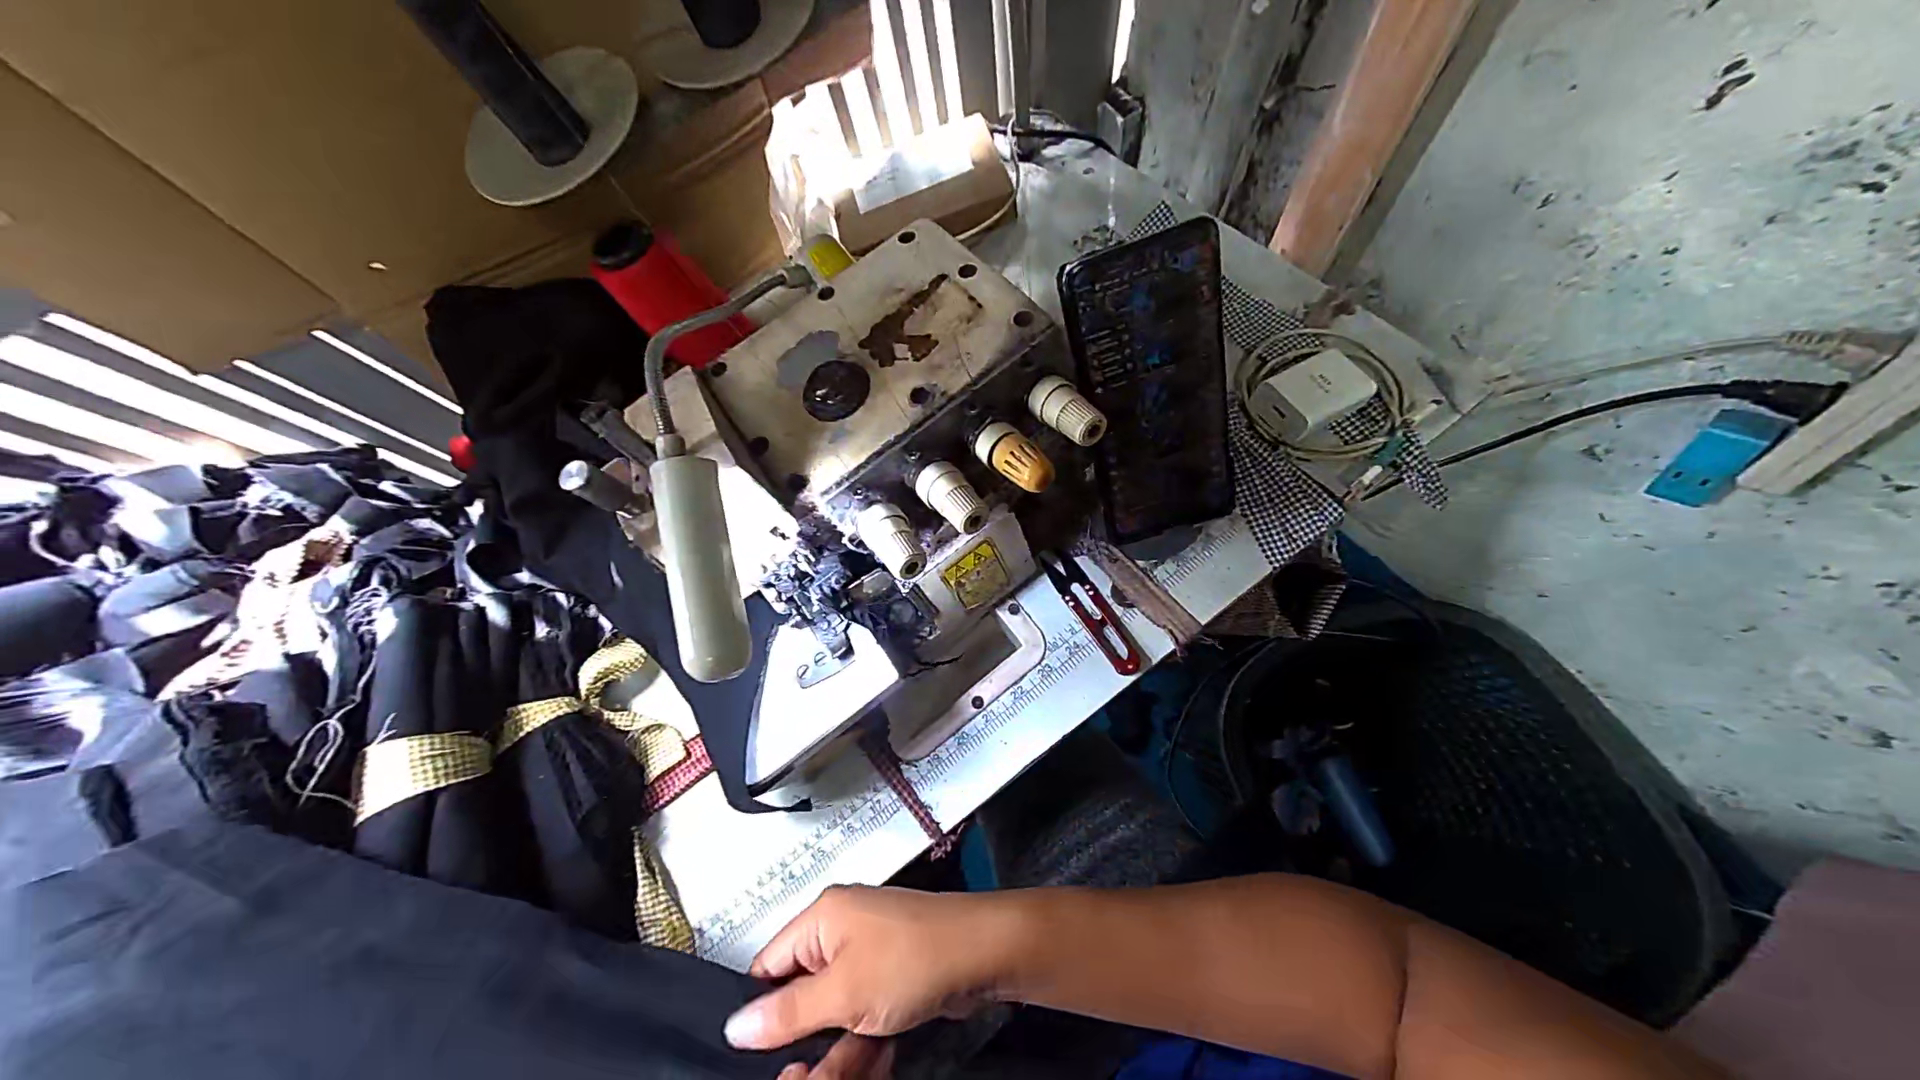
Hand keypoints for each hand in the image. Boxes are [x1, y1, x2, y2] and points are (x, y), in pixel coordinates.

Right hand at [725, 886, 1024, 1075]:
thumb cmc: (916, 956)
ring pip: (836, 1016)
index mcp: (822, 919)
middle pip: (803, 998)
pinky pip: (864, 1017)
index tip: (769, 1051)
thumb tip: (737, 1025)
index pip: (768, 966)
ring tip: (862, 1058)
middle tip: (817, 1069)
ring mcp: (870, 955)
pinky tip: (882, 1051)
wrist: (982, 955)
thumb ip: (787, 1013)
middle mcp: (842, 932)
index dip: (764, 1011)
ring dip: (844, 1049)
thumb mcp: (843, 993)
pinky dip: (869, 1040)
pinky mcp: (892, 976)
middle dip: (813, 1041)